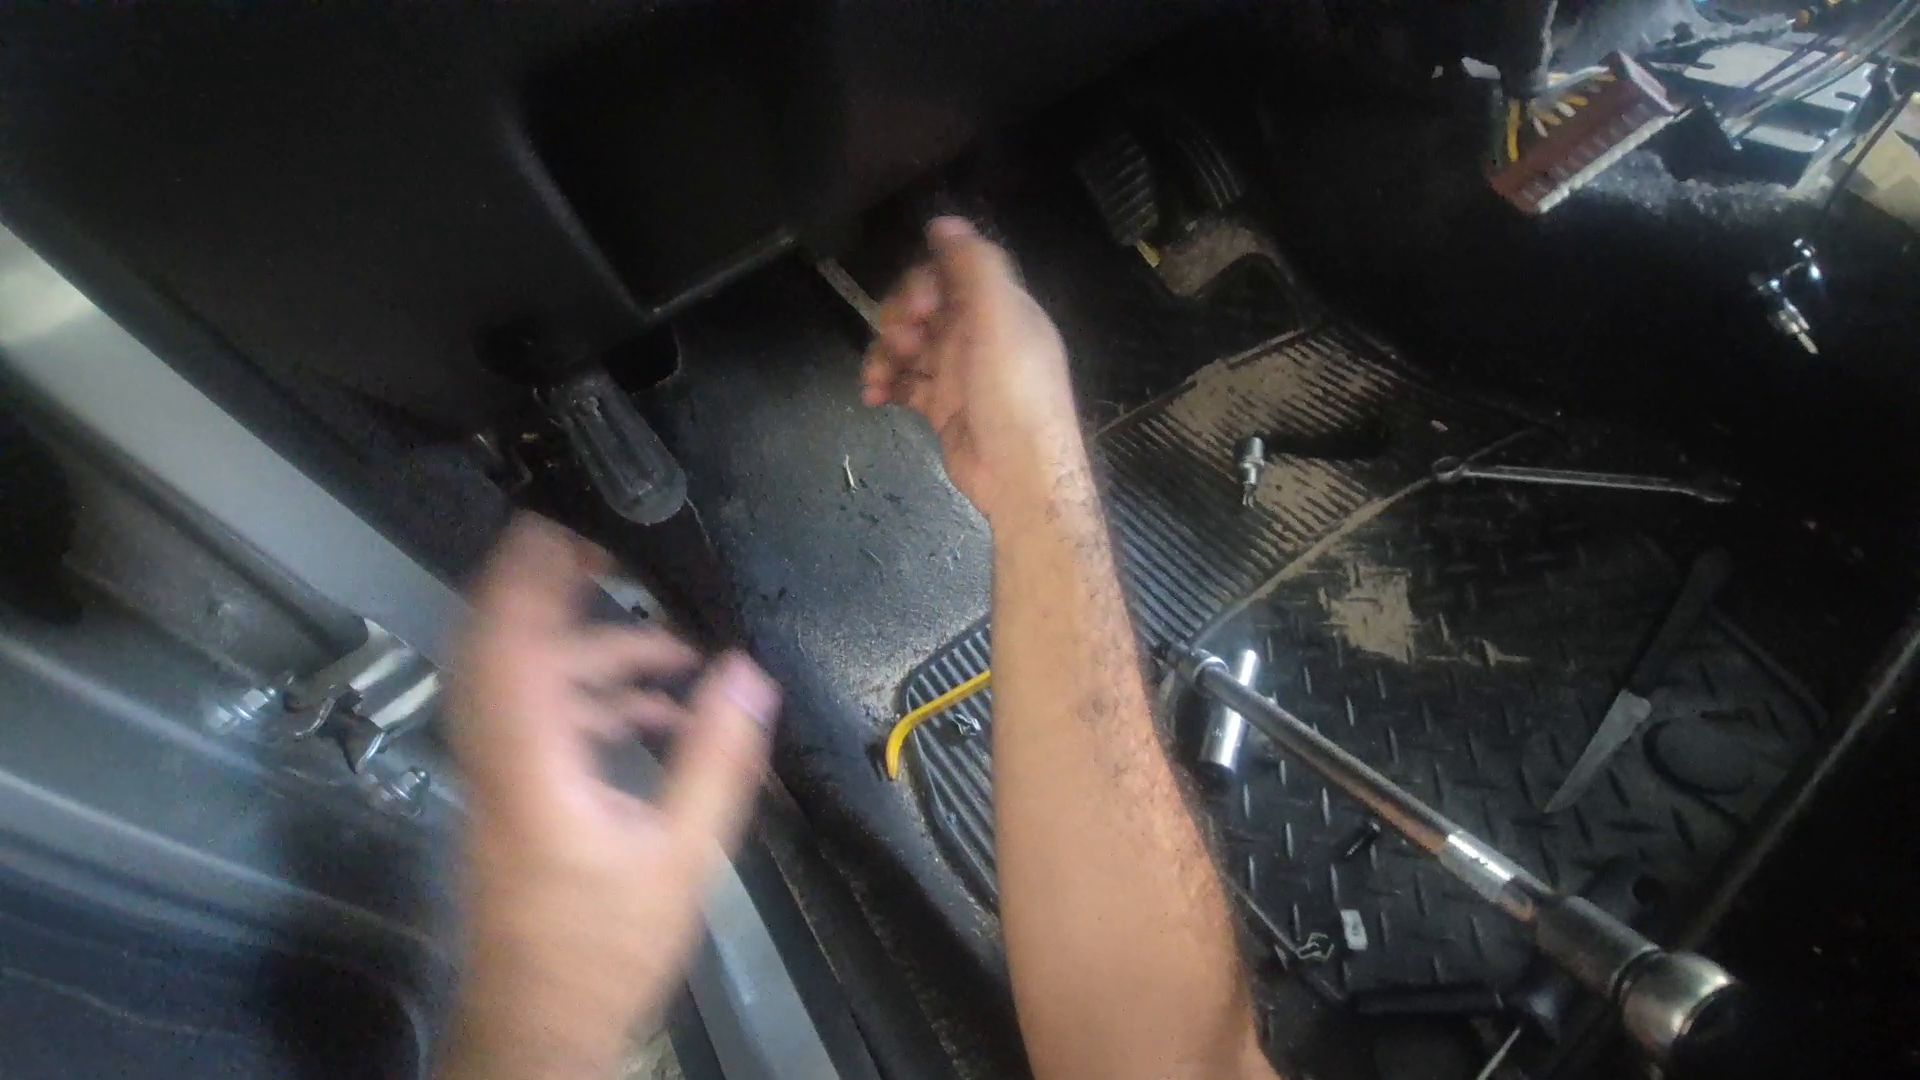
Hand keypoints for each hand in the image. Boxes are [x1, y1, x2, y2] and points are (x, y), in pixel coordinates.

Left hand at [441, 515, 779, 1079]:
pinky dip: (600, 700)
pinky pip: (548, 721)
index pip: (511, 647)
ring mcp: (503, 781)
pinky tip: (659, 713)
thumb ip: (716, 757)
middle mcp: (502, 761)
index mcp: (533, 764)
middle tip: (605, 551)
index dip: (523, 578)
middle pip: (503, 648)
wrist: (540, 1029)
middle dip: (547, 588)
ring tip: (675, 651)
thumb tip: (746, 674)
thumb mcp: (683, 852)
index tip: (553, 526)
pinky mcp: (517, 800)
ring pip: (533, 686)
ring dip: (598, 654)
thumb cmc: (605, 948)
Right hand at [862, 217, 1082, 521]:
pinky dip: (885, 385)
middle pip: (923, 308)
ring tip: (877, 378)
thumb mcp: (1001, 318)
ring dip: (883, 354)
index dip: (925, 282)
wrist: (1020, 475)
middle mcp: (979, 336)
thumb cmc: (1013, 393)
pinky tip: (873, 397)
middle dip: (899, 318)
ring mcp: (959, 374)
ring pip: (907, 346)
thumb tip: (944, 222)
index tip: (917, 306)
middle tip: (899, 341)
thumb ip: (975, 265)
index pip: (951, 275)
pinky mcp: (942, 408)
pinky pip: (903, 384)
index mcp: (1000, 309)